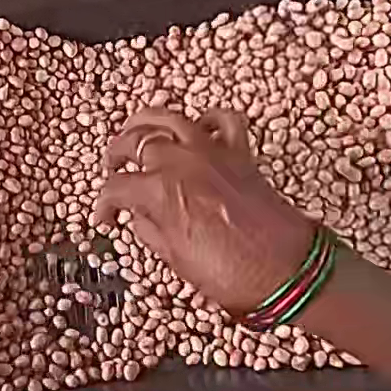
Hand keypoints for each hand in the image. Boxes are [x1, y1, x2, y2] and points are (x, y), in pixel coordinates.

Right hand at [92, 108, 316, 314]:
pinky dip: (206, 120)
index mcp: (159, 190)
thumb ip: (149, 229)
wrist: (286, 270)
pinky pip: (222, 121)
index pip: (116, 187)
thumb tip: (138, 216)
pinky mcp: (239, 154)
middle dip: (117, 156)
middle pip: (136, 142)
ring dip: (146, 123)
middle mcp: (182, 162)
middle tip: (113, 170)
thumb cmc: (234, 272)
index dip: (103, 204)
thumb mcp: (175, 258)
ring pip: (169, 118)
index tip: (105, 217)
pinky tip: (196, 128)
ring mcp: (212, 152)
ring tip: (136, 132)